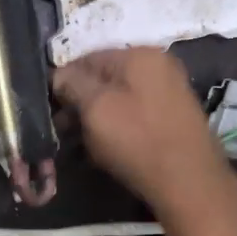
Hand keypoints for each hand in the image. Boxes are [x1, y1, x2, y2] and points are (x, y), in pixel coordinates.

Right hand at [53, 47, 233, 212]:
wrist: (187, 180)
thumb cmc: (136, 140)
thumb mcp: (95, 108)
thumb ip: (72, 85)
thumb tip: (58, 76)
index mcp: (139, 55)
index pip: (87, 58)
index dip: (63, 81)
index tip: (49, 109)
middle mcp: (157, 64)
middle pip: (103, 77)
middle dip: (79, 101)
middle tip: (62, 129)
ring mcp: (168, 90)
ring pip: (117, 96)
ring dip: (95, 116)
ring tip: (81, 142)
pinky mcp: (172, 114)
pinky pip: (133, 111)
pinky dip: (115, 125)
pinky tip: (105, 146)